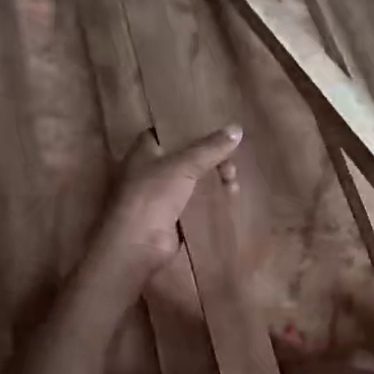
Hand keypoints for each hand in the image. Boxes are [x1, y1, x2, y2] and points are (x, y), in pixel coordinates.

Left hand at [86, 125, 242, 283]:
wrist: (136, 246)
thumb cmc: (151, 196)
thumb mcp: (182, 166)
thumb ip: (209, 148)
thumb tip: (237, 129)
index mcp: (144, 151)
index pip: (167, 132)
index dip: (189, 129)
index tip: (215, 128)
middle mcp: (150, 171)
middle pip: (185, 157)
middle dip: (210, 158)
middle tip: (231, 162)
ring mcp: (160, 196)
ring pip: (192, 181)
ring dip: (213, 180)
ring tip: (233, 182)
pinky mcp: (172, 218)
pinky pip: (196, 204)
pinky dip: (211, 201)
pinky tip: (230, 198)